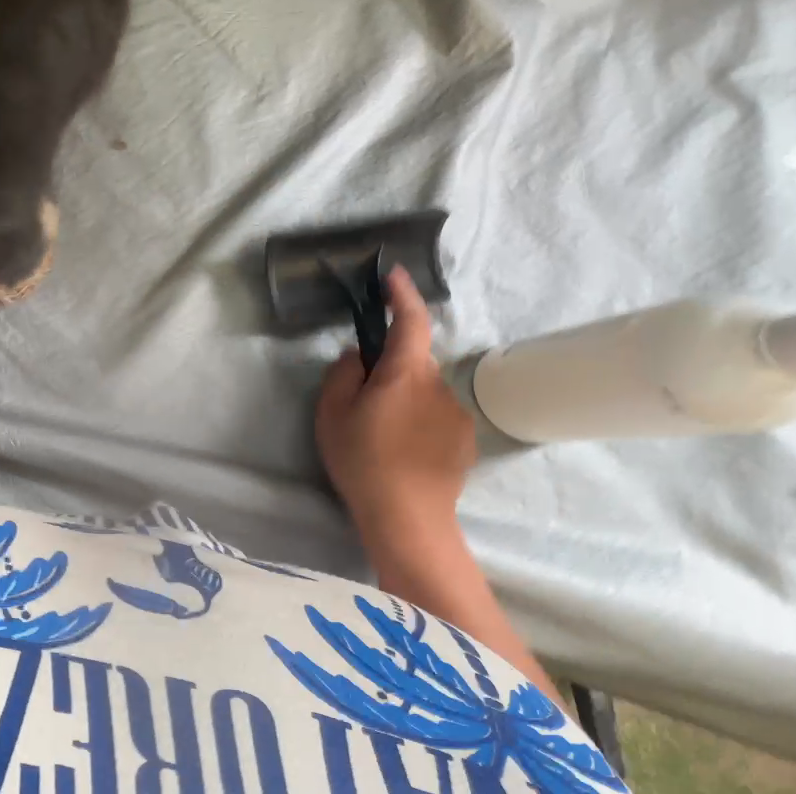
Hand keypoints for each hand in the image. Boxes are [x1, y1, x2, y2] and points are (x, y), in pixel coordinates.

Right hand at [314, 266, 474, 538]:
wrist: (408, 518)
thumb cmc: (362, 459)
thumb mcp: (331, 412)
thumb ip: (343, 374)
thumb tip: (359, 356)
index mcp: (405, 373)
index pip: (410, 322)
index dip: (401, 295)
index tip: (393, 275)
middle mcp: (439, 386)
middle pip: (412, 361)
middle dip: (389, 368)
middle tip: (358, 397)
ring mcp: (456, 415)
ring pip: (423, 391)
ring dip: (402, 398)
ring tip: (377, 433)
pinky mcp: (464, 441)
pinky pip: (435, 415)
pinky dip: (416, 421)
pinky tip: (399, 451)